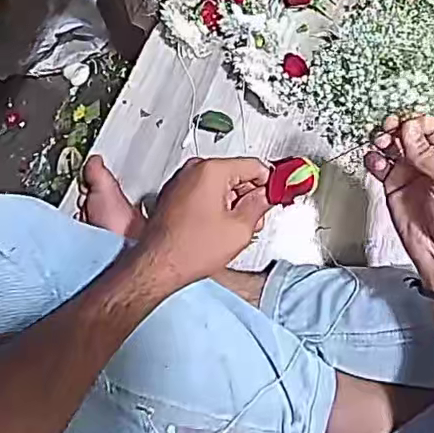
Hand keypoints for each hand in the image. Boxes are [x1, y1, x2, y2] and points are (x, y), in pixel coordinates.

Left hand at [132, 157, 271, 291]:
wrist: (156, 267)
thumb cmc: (187, 250)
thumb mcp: (240, 229)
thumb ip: (260, 205)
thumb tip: (267, 195)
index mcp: (211, 170)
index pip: (254, 165)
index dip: (270, 182)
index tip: (277, 192)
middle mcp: (194, 169)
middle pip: (237, 173)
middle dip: (249, 195)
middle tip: (254, 218)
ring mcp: (181, 180)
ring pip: (221, 183)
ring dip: (233, 202)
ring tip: (232, 228)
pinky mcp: (175, 193)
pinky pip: (205, 191)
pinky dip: (215, 205)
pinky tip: (216, 227)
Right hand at [364, 114, 433, 289]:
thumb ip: (430, 155)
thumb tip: (410, 129)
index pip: (432, 127)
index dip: (417, 123)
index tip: (406, 125)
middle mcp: (433, 161)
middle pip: (410, 133)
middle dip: (398, 127)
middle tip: (390, 129)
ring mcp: (413, 173)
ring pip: (393, 146)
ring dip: (384, 140)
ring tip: (382, 143)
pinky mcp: (395, 187)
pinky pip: (381, 165)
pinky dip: (374, 159)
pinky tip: (376, 161)